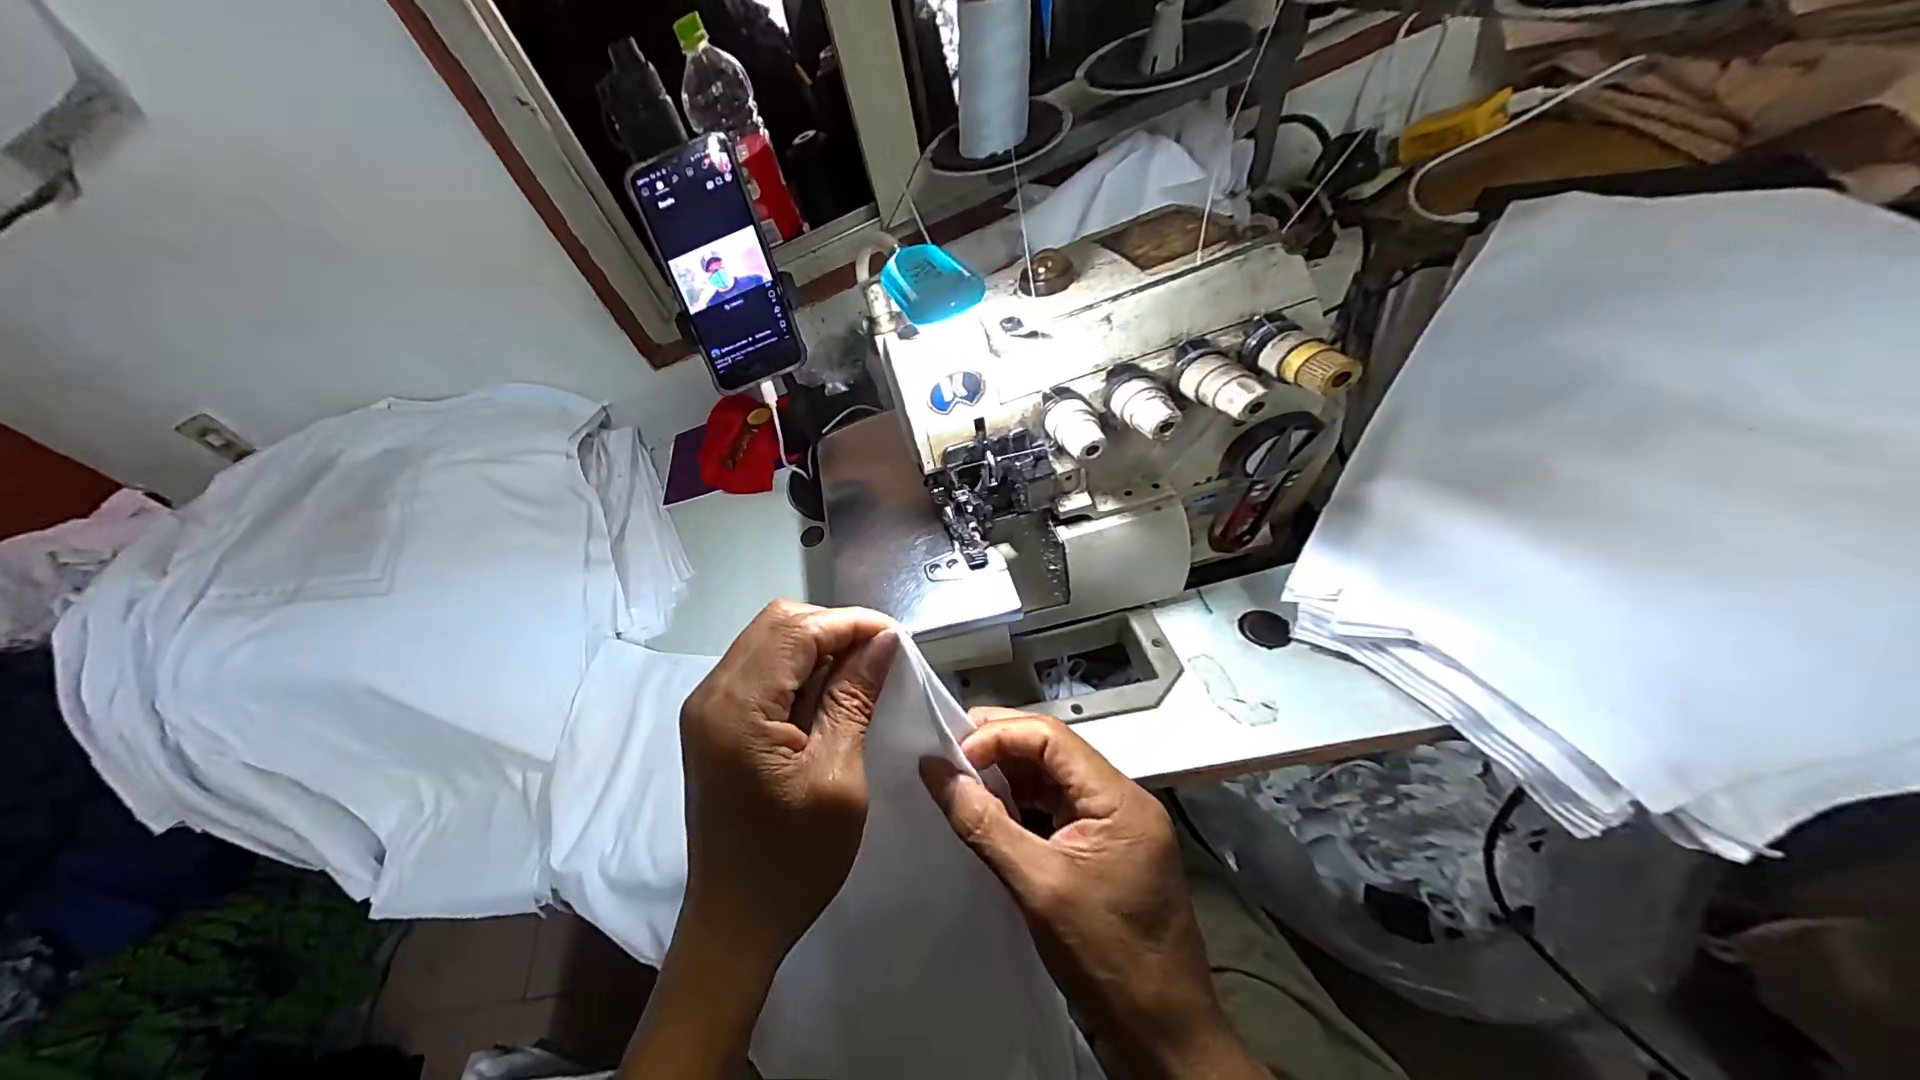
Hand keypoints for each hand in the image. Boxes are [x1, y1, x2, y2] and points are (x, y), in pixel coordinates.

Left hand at [625, 602, 897, 1079]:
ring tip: (863, 672)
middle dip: (835, 628)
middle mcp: (712, 693)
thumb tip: (884, 641)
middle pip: (778, 623)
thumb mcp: (837, 776)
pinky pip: (762, 670)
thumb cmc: (793, 860)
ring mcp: (708, 707)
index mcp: (737, 706)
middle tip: (881, 656)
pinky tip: (832, 691)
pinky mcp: (715, 723)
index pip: (797, 629)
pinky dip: (800, 668)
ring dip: (819, 646)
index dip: (851, 623)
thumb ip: (854, 698)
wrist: (736, 922)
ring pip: (770, 641)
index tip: (898, 641)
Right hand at [922, 710, 1265, 1079]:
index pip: (1053, 738)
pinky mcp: (1099, 854)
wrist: (1163, 1040)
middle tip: (945, 761)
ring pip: (1050, 783)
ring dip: (1005, 781)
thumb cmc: (1109, 960)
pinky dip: (1018, 811)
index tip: (953, 757)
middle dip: (998, 751)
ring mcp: (1111, 829)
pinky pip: (1053, 813)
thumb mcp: (1039, 888)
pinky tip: (986, 818)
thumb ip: (986, 825)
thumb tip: (936, 772)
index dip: (999, 736)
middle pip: (1052, 753)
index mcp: (1120, 799)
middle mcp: (1119, 802)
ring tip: (957, 786)